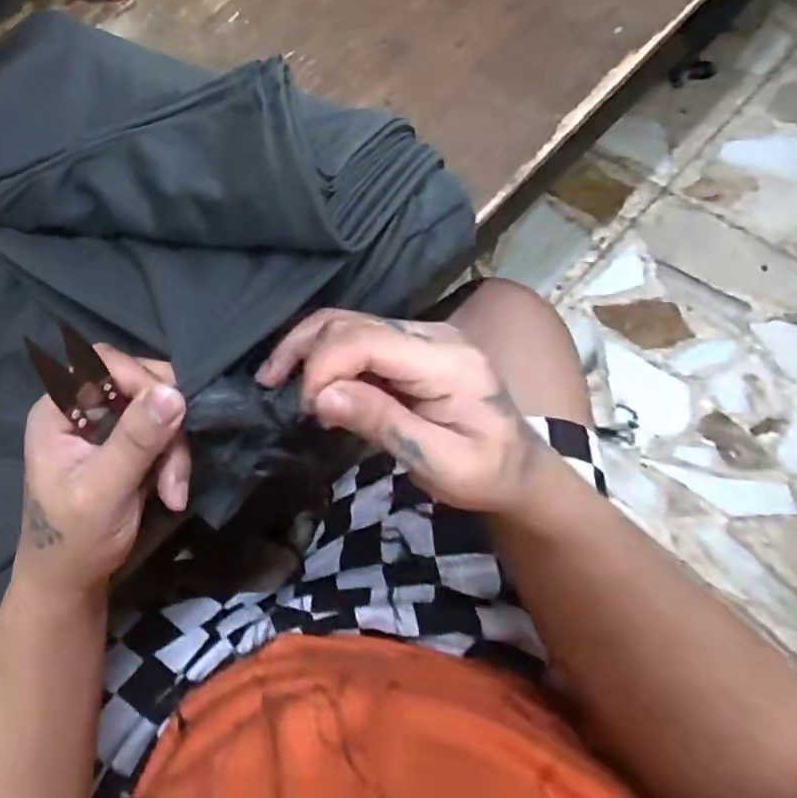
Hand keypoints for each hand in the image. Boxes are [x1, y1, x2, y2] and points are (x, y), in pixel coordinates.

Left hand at [13, 345, 191, 598]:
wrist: (70, 582)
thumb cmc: (74, 539)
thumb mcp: (105, 491)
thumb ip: (136, 441)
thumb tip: (173, 392)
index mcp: (57, 410)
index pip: (99, 363)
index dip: (138, 376)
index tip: (172, 408)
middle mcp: (77, 408)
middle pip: (132, 381)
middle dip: (163, 421)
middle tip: (176, 465)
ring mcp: (101, 425)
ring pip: (153, 407)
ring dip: (172, 447)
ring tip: (174, 492)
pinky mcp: (122, 444)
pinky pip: (159, 431)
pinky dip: (172, 459)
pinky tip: (171, 493)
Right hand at [257, 308, 564, 517]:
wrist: (523, 470)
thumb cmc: (488, 476)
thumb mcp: (444, 465)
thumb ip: (384, 424)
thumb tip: (322, 397)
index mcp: (447, 361)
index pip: (364, 341)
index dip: (322, 368)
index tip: (309, 410)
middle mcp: (431, 334)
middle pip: (346, 323)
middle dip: (304, 354)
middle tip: (280, 393)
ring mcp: (418, 333)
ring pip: (341, 321)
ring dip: (302, 346)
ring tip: (274, 377)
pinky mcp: (405, 342)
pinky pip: (350, 334)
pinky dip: (318, 351)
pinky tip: (302, 376)